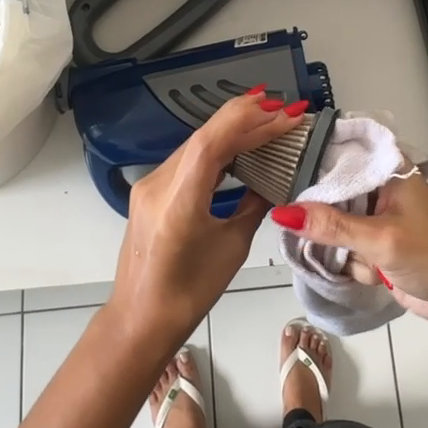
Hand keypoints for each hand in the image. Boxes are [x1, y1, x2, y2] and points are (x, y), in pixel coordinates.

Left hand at [107, 92, 302, 352]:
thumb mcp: (232, 247)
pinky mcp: (150, 190)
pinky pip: (187, 158)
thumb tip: (276, 181)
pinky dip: (216, 146)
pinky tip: (239, 143)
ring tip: (269, 118)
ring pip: (196, 143)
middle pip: (204, 136)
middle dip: (246, 117)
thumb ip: (254, 206)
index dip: (251, 122)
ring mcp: (150, 185)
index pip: (213, 142)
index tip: (286, 114)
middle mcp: (158, 184)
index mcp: (178, 200)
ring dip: (232, 129)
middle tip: (285, 109)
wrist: (140, 318)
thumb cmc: (188, 293)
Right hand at [274, 170, 427, 321]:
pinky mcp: (372, 241)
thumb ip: (332, 226)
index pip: (340, 152)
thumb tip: (283, 213)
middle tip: (325, 234)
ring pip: (332, 224)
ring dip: (342, 248)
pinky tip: (374, 273)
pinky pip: (343, 247)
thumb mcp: (381, 240)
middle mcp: (379, 185)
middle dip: (326, 219)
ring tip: (367, 261)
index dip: (311, 161)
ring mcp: (375, 215)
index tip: (282, 172)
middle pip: (330, 191)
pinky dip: (353, 262)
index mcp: (387, 168)